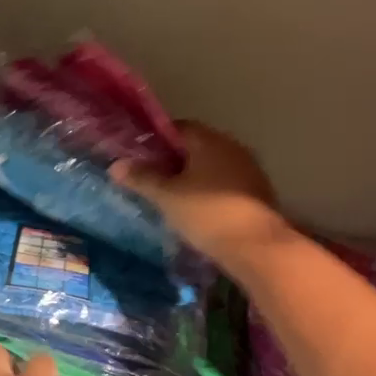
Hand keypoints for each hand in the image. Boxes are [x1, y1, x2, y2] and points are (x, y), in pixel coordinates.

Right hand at [111, 121, 289, 268]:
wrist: (257, 248)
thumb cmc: (206, 214)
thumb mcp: (166, 196)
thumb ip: (142, 178)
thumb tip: (115, 165)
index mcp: (209, 140)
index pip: (178, 127)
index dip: (157, 140)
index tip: (141, 159)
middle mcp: (232, 146)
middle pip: (197, 146)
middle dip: (176, 160)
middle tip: (154, 181)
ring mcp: (250, 169)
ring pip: (214, 166)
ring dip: (196, 178)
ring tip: (175, 199)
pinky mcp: (260, 193)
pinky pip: (228, 184)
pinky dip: (212, 192)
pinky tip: (201, 212)